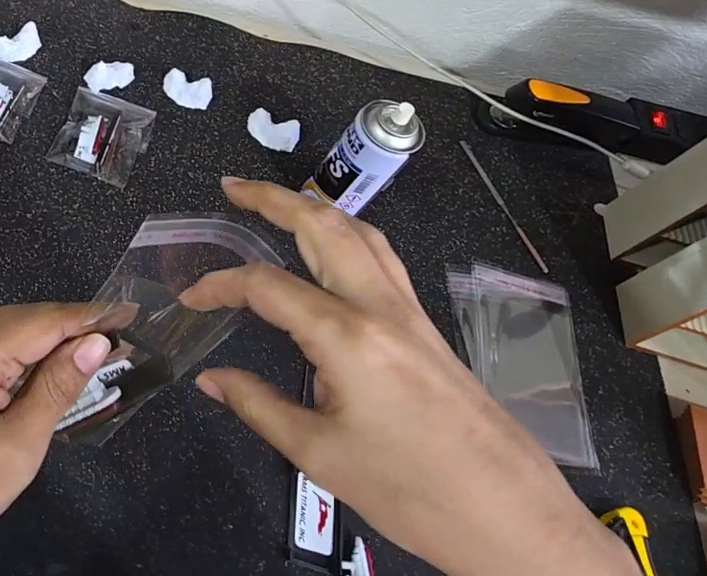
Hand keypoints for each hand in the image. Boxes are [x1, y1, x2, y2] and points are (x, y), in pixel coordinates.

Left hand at [0, 304, 109, 575]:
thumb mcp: (14, 450)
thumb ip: (56, 388)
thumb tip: (95, 343)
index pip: (44, 320)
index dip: (89, 316)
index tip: (129, 315)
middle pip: (23, 318)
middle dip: (69, 328)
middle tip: (117, 342)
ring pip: (3, 327)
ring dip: (43, 340)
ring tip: (86, 358)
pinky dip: (15, 351)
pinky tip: (37, 370)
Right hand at [183, 179, 636, 575]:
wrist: (514, 521)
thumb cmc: (412, 492)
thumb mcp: (321, 456)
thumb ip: (258, 406)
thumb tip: (210, 379)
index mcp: (346, 336)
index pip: (267, 287)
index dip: (220, 285)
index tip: (191, 297)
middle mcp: (378, 306)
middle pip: (321, 227)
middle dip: (272, 198)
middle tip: (232, 186)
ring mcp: (409, 310)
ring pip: (358, 233)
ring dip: (313, 207)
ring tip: (278, 201)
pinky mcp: (426, 324)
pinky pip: (381, 256)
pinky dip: (346, 233)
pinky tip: (334, 246)